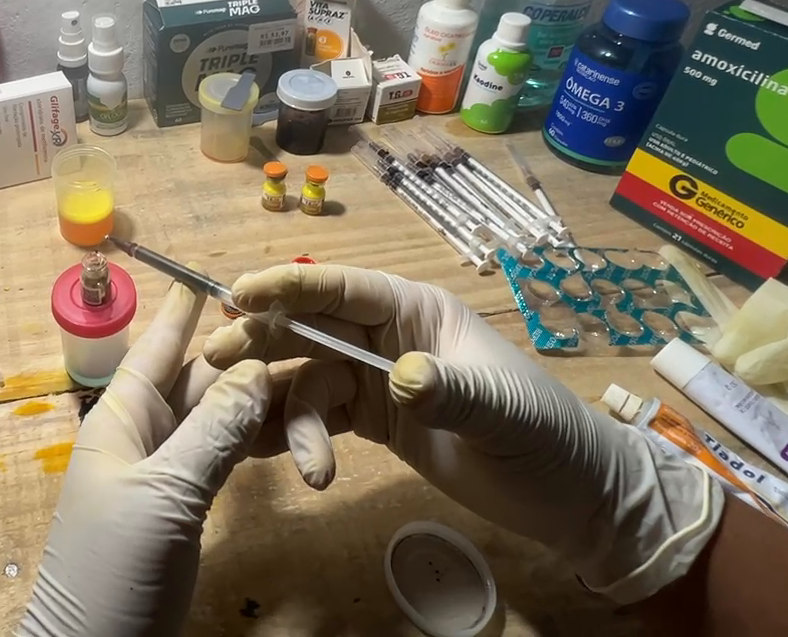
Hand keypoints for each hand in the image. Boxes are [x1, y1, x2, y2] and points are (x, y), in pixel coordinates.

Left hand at [18, 283, 271, 636]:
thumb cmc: (114, 563)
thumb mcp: (164, 492)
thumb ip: (212, 431)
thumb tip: (255, 372)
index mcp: (122, 416)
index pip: (155, 349)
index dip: (178, 313)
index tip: (200, 276)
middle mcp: (143, 432)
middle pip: (193, 381)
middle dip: (233, 354)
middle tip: (282, 326)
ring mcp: (165, 468)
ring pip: (212, 417)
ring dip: (248, 397)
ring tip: (293, 367)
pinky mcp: (184, 502)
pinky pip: (219, 454)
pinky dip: (247, 437)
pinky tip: (277, 422)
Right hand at [203, 261, 721, 603]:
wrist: (572, 500)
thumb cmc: (545, 438)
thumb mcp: (504, 413)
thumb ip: (451, 389)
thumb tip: (401, 378)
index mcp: (413, 311)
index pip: (341, 288)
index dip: (289, 286)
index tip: (242, 292)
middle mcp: (384, 336)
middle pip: (310, 328)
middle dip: (263, 340)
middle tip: (215, 358)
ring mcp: (373, 377)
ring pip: (307, 377)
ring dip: (276, 400)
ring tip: (240, 424)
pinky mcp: (370, 418)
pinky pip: (318, 416)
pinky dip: (293, 432)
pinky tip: (267, 450)